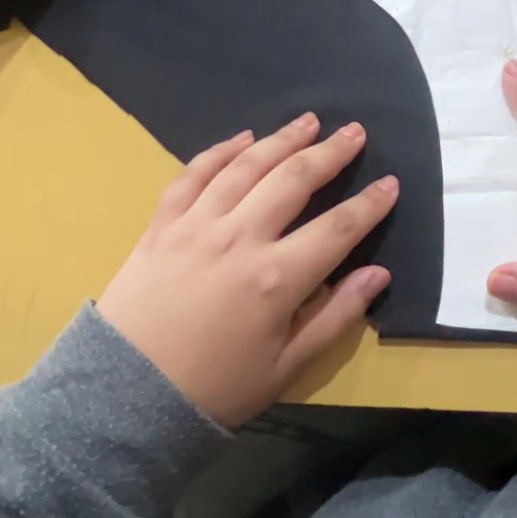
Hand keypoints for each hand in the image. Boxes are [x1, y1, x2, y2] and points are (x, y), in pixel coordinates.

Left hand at [96, 114, 397, 426]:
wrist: (126, 396)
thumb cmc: (214, 388)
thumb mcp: (285, 368)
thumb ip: (335, 317)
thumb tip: (378, 274)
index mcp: (277, 278)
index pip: (338, 228)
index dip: (370, 204)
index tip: (390, 182)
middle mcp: (241, 238)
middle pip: (294, 180)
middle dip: (330, 152)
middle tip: (354, 132)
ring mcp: (198, 224)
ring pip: (248, 166)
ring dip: (282, 139)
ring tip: (309, 121)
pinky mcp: (163, 221)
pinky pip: (194, 173)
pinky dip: (220, 151)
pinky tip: (243, 139)